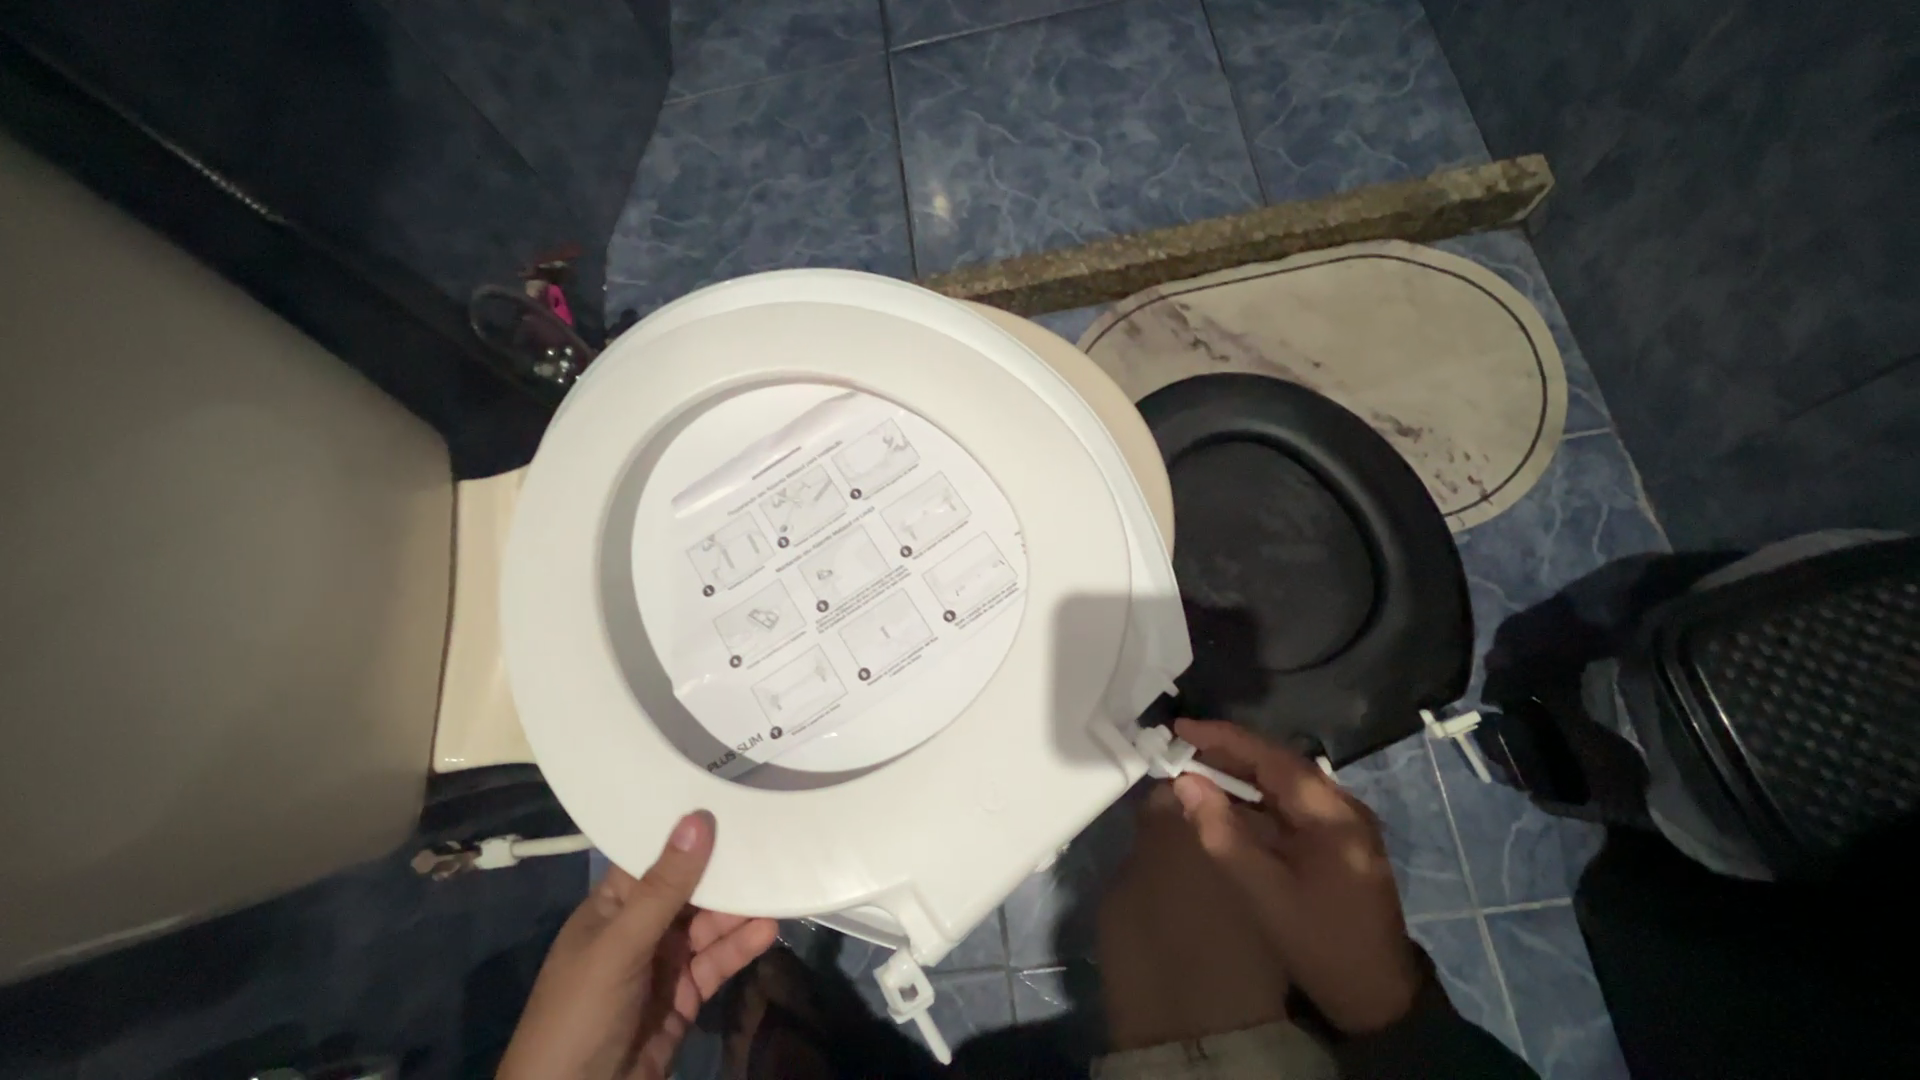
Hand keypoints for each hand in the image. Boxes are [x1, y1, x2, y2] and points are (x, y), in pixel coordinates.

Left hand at [497, 811, 779, 1078]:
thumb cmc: (580, 1015)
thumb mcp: (619, 946)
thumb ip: (664, 887)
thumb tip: (697, 819)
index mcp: (611, 908)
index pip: (654, 857)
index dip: (689, 833)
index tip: (731, 801)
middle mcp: (639, 929)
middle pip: (690, 890)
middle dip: (725, 871)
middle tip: (770, 842)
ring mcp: (664, 964)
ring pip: (709, 925)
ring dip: (739, 910)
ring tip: (777, 886)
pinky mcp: (685, 996)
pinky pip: (717, 962)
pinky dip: (740, 947)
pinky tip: (766, 931)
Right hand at [1168, 719, 1422, 1033]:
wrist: (1378, 998)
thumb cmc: (1321, 943)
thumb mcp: (1264, 892)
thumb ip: (1222, 833)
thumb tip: (1184, 782)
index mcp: (1331, 813)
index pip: (1271, 757)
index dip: (1223, 739)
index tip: (1179, 728)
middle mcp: (1342, 806)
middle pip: (1278, 763)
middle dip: (1228, 752)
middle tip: (1179, 746)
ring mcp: (1343, 823)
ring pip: (1283, 782)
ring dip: (1240, 773)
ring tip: (1195, 766)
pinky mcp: (1337, 841)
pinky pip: (1289, 803)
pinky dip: (1255, 796)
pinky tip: (1227, 800)